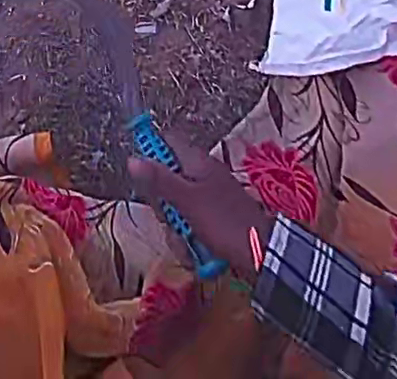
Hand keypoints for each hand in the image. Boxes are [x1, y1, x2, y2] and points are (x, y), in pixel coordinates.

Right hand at [128, 132, 276, 276]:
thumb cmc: (224, 221)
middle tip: (167, 216)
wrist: (265, 255)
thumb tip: (132, 158)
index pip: (166, 140)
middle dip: (163, 201)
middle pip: (167, 176)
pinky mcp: (214, 218)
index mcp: (196, 160)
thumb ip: (159, 180)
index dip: (150, 150)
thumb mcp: (187, 200)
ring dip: (176, 225)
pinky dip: (189, 236)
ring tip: (185, 240)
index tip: (142, 173)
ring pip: (177, 204)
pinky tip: (195, 250)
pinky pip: (190, 221)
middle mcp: (202, 174)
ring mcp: (209, 197)